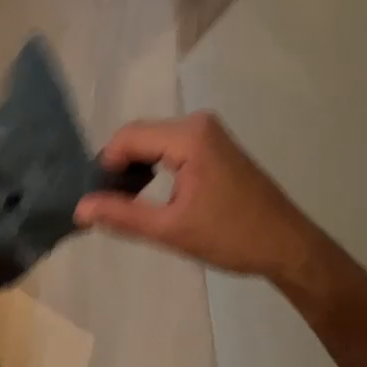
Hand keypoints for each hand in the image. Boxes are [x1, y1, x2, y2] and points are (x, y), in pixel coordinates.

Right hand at [74, 112, 324, 282]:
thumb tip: (80, 208)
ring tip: (123, 201)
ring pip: (156, 140)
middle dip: (120, 165)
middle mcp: (197, 122)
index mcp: (188, 135)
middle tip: (106, 203)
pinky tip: (149, 192)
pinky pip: (172, 145)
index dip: (105, 163)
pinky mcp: (214, 142)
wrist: (287, 244)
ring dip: (137, 166)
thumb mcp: (172, 229)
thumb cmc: (231, 237)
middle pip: (142, 134)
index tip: (92, 196)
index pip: (130, 136)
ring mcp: (208, 130)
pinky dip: (156, 164)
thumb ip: (123, 215)